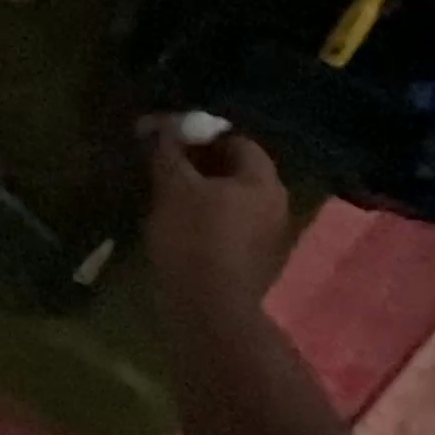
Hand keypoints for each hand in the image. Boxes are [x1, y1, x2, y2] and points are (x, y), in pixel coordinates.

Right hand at [143, 123, 290, 313]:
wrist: (208, 311)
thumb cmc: (193, 239)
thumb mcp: (173, 188)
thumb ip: (167, 152)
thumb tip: (157, 124)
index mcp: (264, 182)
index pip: (237, 141)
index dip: (203, 136)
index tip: (171, 142)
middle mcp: (277, 206)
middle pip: (238, 172)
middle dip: (203, 165)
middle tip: (167, 167)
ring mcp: (271, 239)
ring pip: (235, 202)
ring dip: (206, 195)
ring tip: (170, 198)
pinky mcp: (257, 265)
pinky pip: (233, 229)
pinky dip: (211, 222)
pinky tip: (183, 229)